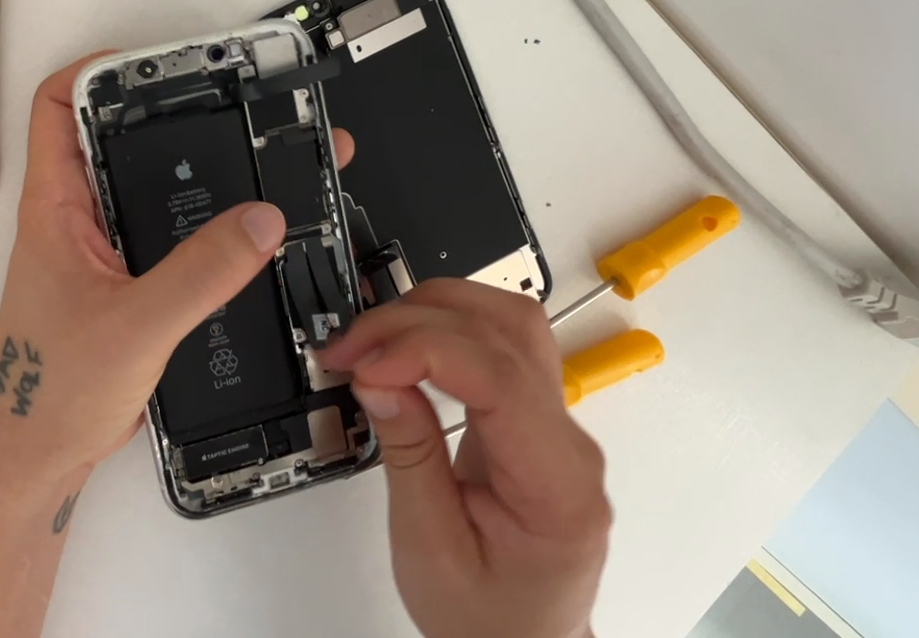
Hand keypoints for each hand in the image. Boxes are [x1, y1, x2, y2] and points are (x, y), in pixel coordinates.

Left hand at [0, 54, 353, 492]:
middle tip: (225, 99)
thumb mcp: (135, 325)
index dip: (97, 71)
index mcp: (55, 205)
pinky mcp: (123, 277)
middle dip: (165, 113)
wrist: (38, 457)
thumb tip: (262, 220)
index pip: (56, 106)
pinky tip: (240, 222)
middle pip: (113, 136)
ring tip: (248, 150)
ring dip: (189, 168)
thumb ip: (201, 273)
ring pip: (143, 185)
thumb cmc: (54, 391)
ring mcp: (99, 246)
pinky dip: (198, 216)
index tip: (156, 64)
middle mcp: (75, 215)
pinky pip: (162, 228)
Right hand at [318, 280, 609, 637]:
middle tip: (349, 348)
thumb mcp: (429, 548)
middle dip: (415, 322)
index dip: (425, 351)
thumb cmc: (481, 618)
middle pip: (504, 332)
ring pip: (505, 318)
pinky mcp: (531, 410)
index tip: (362, 367)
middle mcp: (569, 442)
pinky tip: (401, 342)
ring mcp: (557, 420)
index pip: (502, 378)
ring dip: (429, 310)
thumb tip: (377, 377)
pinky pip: (495, 340)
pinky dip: (440, 323)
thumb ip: (408, 455)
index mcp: (557, 488)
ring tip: (371, 340)